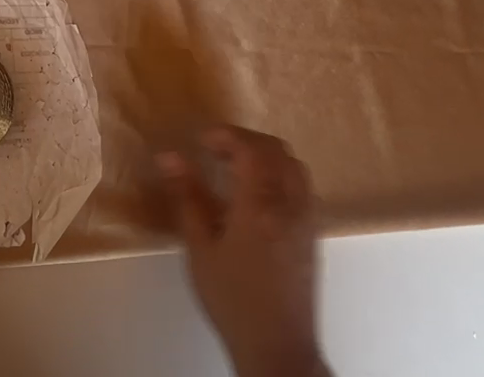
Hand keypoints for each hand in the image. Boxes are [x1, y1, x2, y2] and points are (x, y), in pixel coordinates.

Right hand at [157, 127, 327, 376]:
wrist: (277, 347)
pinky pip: (301, 187)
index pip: (251, 149)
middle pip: (277, 151)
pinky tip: (257, 194)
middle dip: (245, 141)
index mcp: (260, 207)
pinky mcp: (313, 235)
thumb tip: (169, 156)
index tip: (201, 142)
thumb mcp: (200, 248)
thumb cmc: (231, 298)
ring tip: (235, 168)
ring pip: (294, 166)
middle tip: (216, 150)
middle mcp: (290, 207)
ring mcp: (307, 221)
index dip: (226, 136)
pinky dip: (279, 174)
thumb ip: (187, 197)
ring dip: (266, 155)